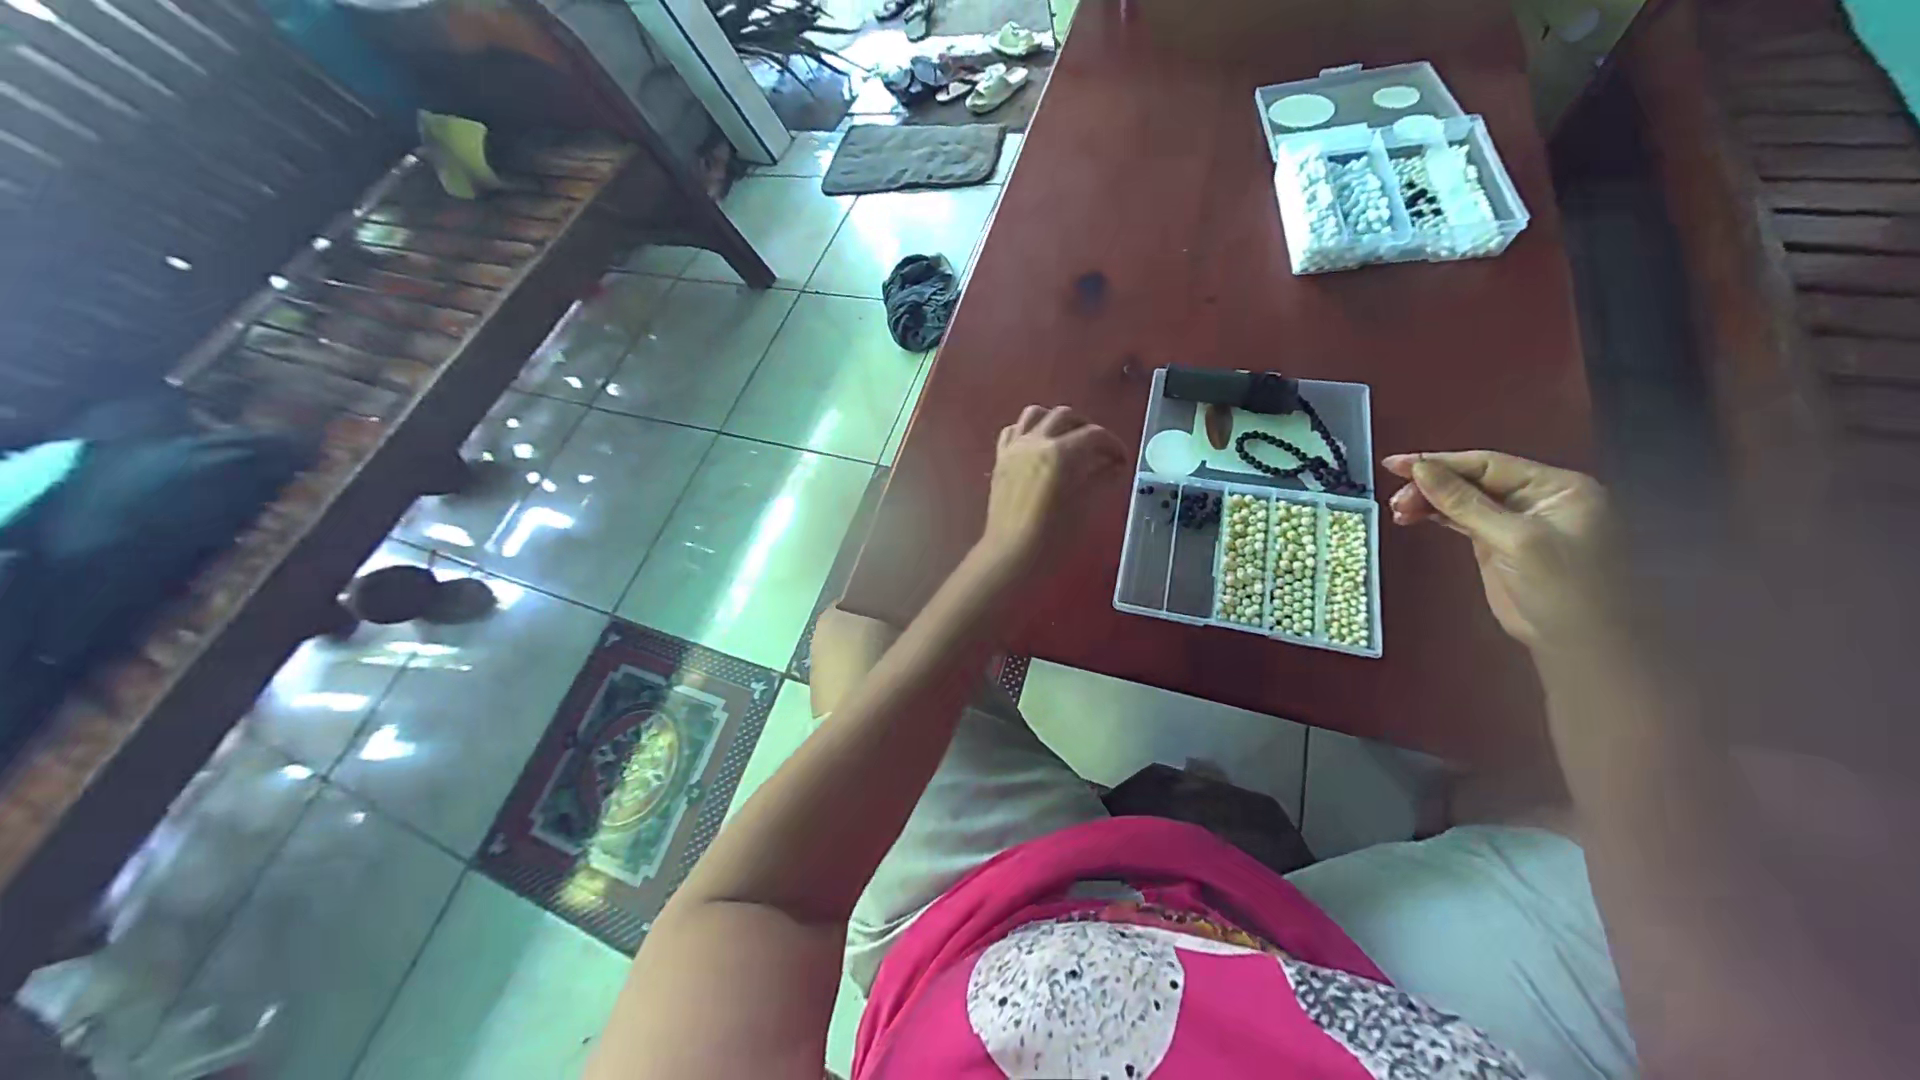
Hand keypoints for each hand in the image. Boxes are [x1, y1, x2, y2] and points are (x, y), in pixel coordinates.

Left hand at [980, 405, 1128, 578]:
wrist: (1011, 554)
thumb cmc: (1053, 537)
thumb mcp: (1085, 506)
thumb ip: (1100, 479)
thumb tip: (1113, 466)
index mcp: (1061, 453)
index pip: (1095, 435)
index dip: (1113, 445)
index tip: (1121, 461)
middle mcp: (1036, 441)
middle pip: (1065, 416)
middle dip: (1087, 428)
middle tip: (1098, 450)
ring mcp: (1015, 448)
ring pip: (1036, 414)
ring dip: (1056, 421)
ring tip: (1068, 440)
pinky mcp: (1000, 458)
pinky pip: (1014, 430)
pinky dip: (1029, 430)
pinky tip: (1038, 446)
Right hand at [1383, 451, 1617, 650]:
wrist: (1580, 644)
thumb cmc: (1562, 587)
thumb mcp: (1514, 540)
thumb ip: (1466, 502)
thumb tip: (1420, 469)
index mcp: (1555, 486)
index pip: (1488, 464)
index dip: (1439, 462)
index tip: (1394, 465)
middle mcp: (1536, 497)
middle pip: (1472, 479)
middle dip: (1430, 485)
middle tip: (1394, 501)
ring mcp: (1516, 521)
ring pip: (1462, 499)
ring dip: (1427, 501)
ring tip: (1397, 511)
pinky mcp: (1498, 543)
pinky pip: (1461, 518)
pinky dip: (1434, 516)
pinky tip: (1410, 517)